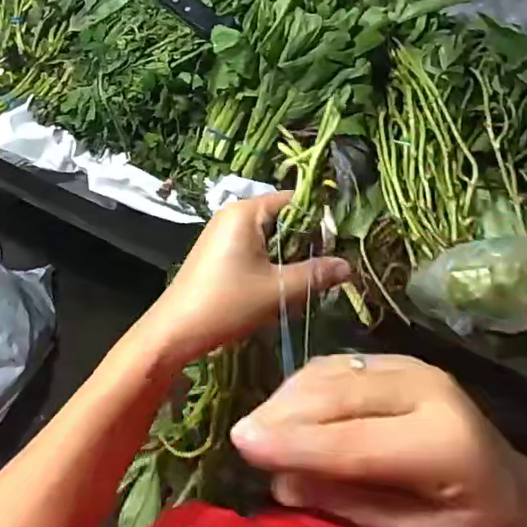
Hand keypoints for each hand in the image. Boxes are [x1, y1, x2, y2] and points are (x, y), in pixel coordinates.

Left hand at [131, 192, 351, 367]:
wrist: (177, 327)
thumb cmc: (227, 302)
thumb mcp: (277, 290)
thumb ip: (315, 274)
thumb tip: (349, 265)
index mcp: (245, 212)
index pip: (294, 199)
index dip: (321, 216)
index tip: (344, 239)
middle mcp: (233, 213)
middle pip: (282, 215)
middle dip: (308, 237)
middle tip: (334, 262)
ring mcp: (224, 231)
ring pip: (270, 233)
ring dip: (292, 252)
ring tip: (315, 274)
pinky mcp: (219, 249)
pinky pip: (256, 244)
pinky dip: (274, 259)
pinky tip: (287, 281)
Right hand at [230, 355, 526, 526]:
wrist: (524, 501)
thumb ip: (349, 504)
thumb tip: (280, 481)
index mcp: (445, 440)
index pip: (354, 440)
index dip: (294, 442)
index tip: (242, 444)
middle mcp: (426, 387)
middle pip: (336, 393)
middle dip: (283, 413)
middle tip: (242, 436)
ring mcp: (409, 366)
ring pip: (330, 371)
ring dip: (288, 396)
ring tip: (258, 426)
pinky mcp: (395, 361)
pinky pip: (338, 366)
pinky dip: (305, 385)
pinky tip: (285, 407)